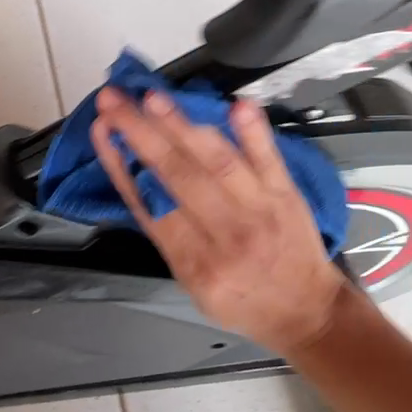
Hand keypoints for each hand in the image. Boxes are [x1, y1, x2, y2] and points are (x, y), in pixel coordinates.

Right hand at [91, 87, 346, 353]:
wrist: (309, 314)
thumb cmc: (242, 297)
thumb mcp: (193, 285)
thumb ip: (166, 233)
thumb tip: (135, 174)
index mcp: (197, 263)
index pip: (150, 204)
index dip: (121, 164)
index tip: (102, 128)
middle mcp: (227, 235)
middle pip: (178, 176)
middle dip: (140, 133)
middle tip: (113, 100)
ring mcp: (260, 211)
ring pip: (218, 162)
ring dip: (183, 125)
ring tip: (153, 98)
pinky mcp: (286, 194)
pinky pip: (271, 161)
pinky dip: (254, 133)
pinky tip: (239, 105)